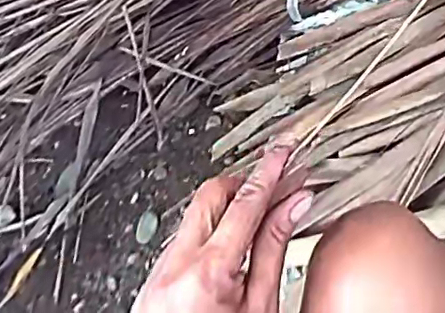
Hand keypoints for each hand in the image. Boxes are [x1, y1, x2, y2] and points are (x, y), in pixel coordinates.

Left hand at [132, 140, 309, 312]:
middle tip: (274, 181)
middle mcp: (172, 271)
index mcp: (206, 274)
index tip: (285, 148)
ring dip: (227, 209)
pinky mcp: (148, 291)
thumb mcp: (261, 308)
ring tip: (258, 218)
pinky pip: (181, 243)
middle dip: (244, 181)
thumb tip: (296, 202)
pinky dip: (209, 234)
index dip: (270, 168)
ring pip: (194, 217)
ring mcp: (154, 281)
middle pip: (211, 194)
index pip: (245, 199)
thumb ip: (276, 246)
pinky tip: (231, 246)